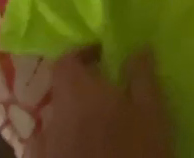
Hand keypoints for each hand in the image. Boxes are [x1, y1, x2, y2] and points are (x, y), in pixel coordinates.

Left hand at [28, 47, 172, 157]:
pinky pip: (47, 150)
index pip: (65, 61)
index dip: (83, 54)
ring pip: (53, 124)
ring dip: (70, 121)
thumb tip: (137, 47)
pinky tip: (80, 152)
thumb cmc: (133, 151)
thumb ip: (141, 75)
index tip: (104, 56)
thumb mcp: (151, 111)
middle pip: (61, 93)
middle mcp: (53, 117)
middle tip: (107, 97)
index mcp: (77, 94)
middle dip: (81, 91)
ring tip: (94, 129)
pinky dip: (61, 146)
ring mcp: (42, 149)